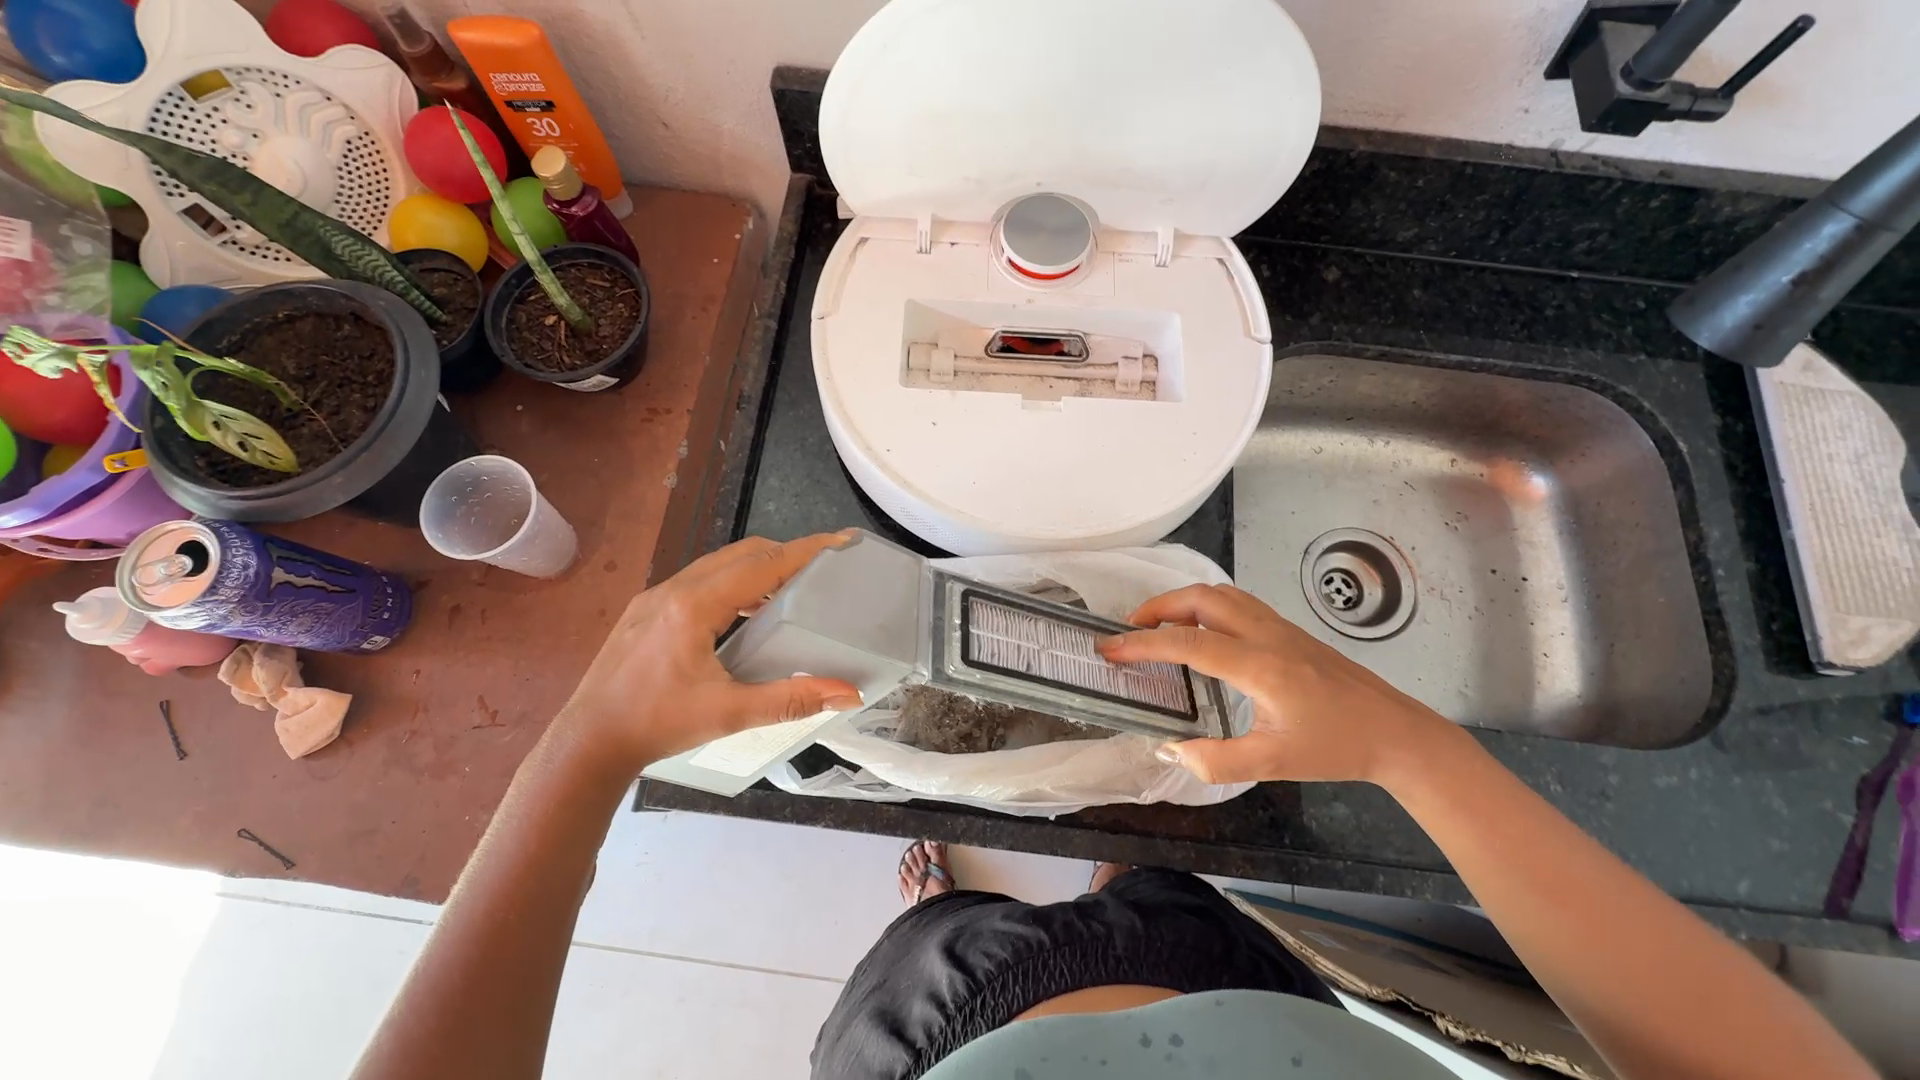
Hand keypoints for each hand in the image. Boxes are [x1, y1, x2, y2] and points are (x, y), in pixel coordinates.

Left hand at [552, 533, 864, 768]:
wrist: (587, 742)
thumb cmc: (657, 725)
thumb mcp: (729, 714)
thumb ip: (791, 700)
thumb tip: (849, 693)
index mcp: (694, 605)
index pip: (762, 564)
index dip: (806, 550)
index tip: (841, 541)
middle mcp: (673, 589)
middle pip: (741, 554)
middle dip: (785, 554)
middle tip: (823, 568)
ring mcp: (654, 598)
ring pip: (717, 565)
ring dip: (757, 569)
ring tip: (790, 590)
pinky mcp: (644, 611)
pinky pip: (698, 581)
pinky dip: (731, 583)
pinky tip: (743, 614)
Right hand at [1097, 584, 1459, 785]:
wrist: (1396, 732)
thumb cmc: (1335, 748)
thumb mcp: (1273, 764)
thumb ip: (1216, 760)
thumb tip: (1170, 750)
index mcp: (1260, 666)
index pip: (1188, 643)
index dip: (1143, 644)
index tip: (1109, 649)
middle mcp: (1267, 635)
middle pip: (1202, 599)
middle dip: (1157, 608)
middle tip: (1129, 631)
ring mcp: (1281, 628)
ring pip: (1222, 595)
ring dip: (1182, 602)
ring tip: (1157, 627)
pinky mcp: (1291, 631)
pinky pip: (1239, 603)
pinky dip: (1206, 606)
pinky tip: (1201, 631)